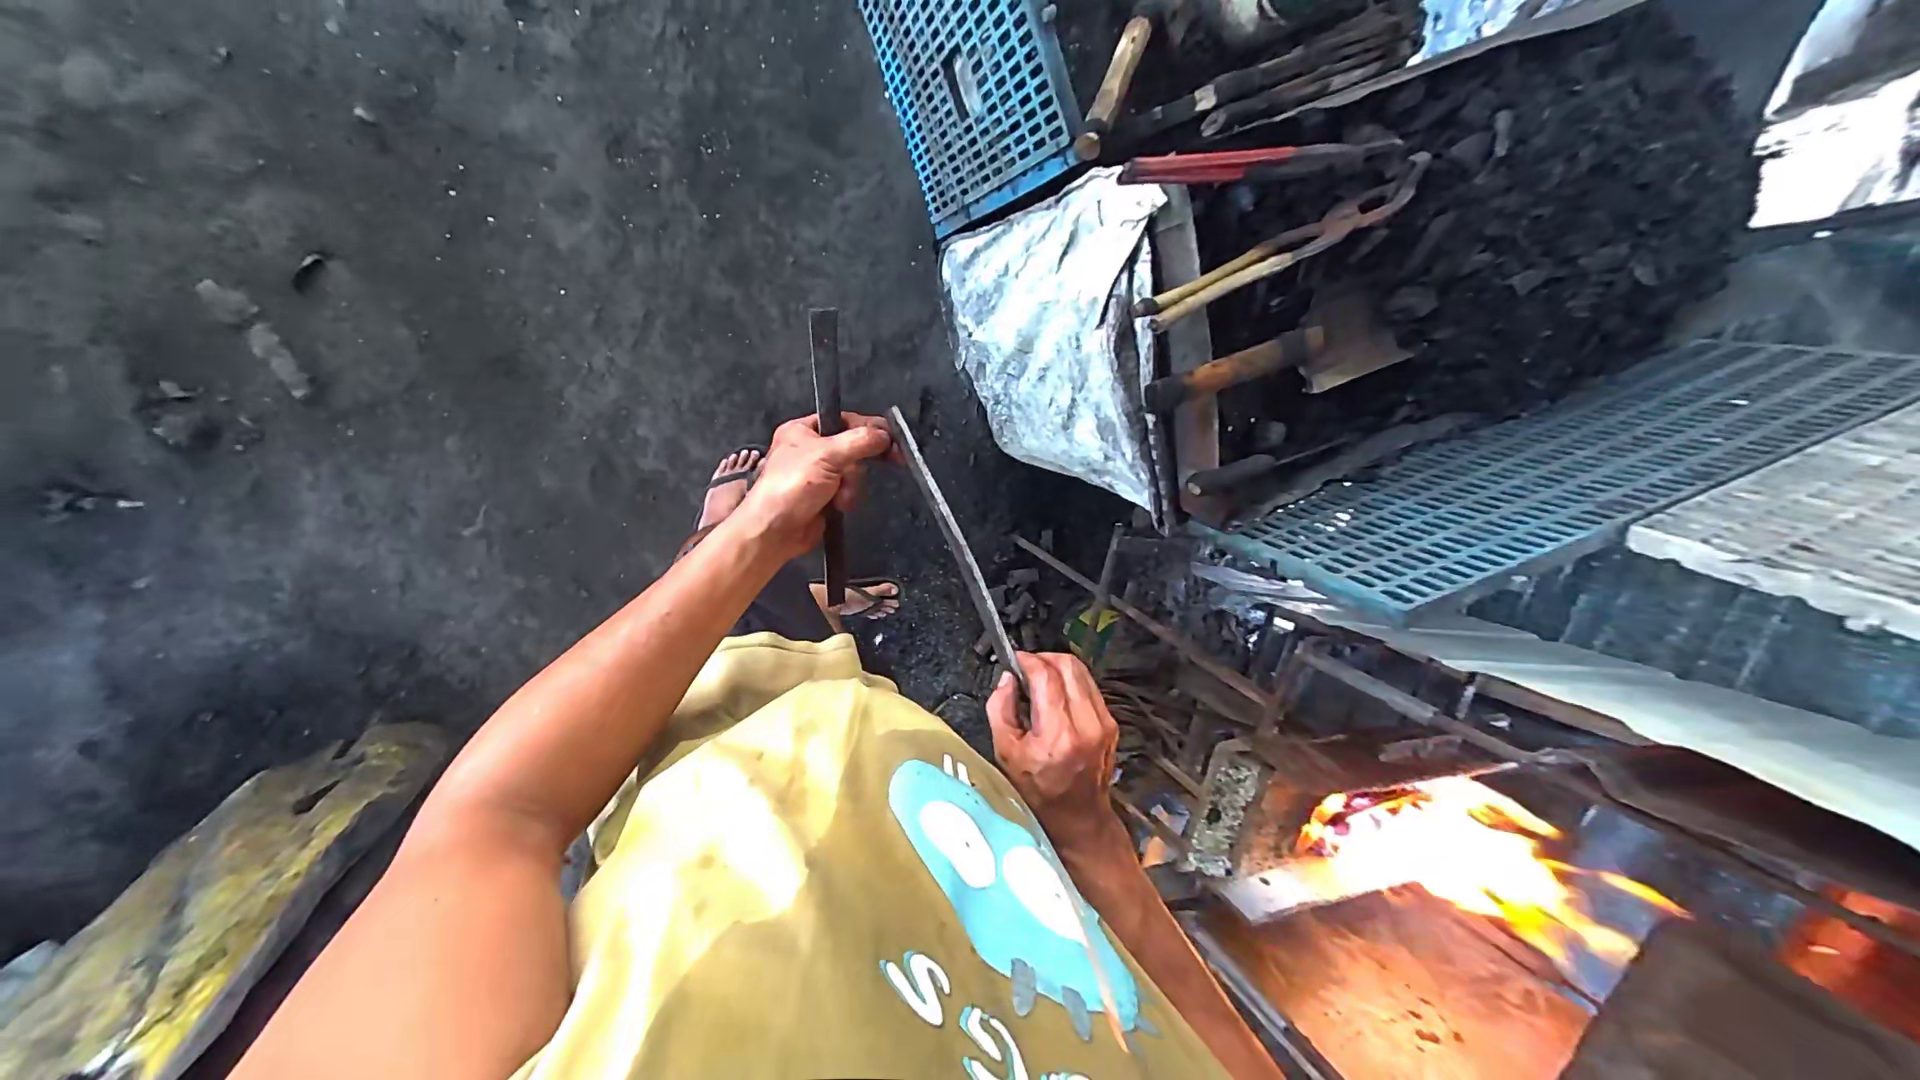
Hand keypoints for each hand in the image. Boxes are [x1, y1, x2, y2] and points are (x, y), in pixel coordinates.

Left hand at [730, 412, 894, 562]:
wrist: (775, 530)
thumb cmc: (792, 486)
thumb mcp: (827, 455)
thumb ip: (859, 441)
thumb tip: (885, 435)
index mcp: (803, 430)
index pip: (844, 420)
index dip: (867, 428)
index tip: (890, 438)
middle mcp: (811, 449)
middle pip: (853, 448)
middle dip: (855, 466)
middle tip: (860, 471)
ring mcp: (819, 474)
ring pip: (854, 472)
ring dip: (851, 486)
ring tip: (838, 497)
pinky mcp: (825, 496)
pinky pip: (849, 490)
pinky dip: (847, 498)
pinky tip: (837, 506)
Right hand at [988, 652, 1126, 854]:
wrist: (1078, 817)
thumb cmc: (1038, 790)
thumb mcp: (1005, 753)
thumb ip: (1000, 710)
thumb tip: (1006, 679)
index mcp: (1059, 734)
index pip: (1046, 676)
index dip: (1028, 661)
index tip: (1014, 660)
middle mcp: (1087, 725)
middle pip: (1068, 665)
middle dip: (1043, 658)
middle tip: (1026, 668)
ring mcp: (1103, 723)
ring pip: (1082, 672)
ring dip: (1057, 668)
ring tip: (1039, 680)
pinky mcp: (1111, 724)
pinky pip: (1090, 687)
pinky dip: (1070, 683)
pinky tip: (1055, 696)